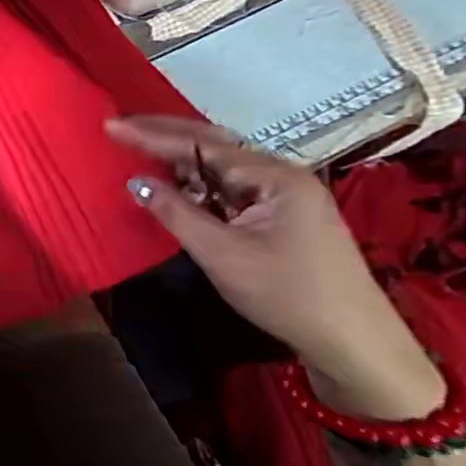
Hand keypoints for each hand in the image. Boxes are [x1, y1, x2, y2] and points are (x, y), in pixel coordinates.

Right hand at [105, 116, 444, 420]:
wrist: (352, 340)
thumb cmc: (286, 295)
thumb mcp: (223, 255)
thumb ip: (178, 213)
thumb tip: (137, 182)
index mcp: (275, 175)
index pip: (203, 145)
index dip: (154, 136)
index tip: (114, 126)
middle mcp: (284, 173)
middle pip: (217, 145)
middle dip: (169, 137)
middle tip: (125, 130)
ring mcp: (289, 194)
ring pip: (228, 168)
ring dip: (187, 163)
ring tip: (145, 156)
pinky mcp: (288, 216)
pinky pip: (239, 189)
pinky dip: (207, 187)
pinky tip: (187, 190)